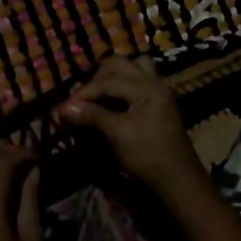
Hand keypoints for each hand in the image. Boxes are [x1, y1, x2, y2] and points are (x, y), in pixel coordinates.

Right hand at [58, 56, 206, 191]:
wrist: (176, 176)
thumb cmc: (147, 154)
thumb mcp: (118, 133)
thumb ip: (93, 115)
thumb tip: (64, 107)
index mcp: (148, 87)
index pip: (109, 81)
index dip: (85, 91)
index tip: (65, 105)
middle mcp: (155, 82)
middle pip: (121, 64)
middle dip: (98, 77)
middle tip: (83, 97)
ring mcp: (159, 90)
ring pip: (133, 68)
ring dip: (113, 75)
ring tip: (98, 92)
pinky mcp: (159, 101)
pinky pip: (140, 79)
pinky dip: (124, 82)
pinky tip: (113, 98)